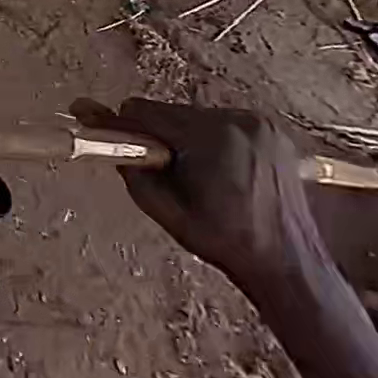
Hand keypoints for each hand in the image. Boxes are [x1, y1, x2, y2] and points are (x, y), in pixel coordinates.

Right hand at [71, 99, 316, 285]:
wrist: (290, 266)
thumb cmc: (222, 239)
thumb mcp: (158, 204)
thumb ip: (124, 160)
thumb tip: (87, 118)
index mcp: (211, 135)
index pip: (142, 110)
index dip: (122, 126)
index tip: (108, 137)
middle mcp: (237, 120)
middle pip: (167, 112)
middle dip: (156, 136)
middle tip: (163, 171)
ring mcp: (258, 124)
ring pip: (190, 116)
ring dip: (181, 137)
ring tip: (194, 174)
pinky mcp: (269, 131)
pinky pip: (217, 123)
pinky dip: (206, 140)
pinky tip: (217, 170)